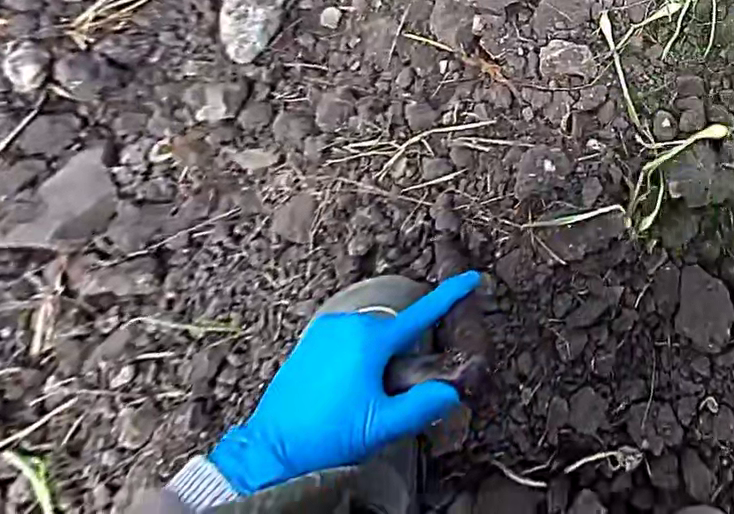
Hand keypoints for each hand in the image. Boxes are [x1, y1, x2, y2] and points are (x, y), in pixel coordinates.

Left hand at [208, 271, 479, 493]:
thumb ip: (421, 406)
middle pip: (395, 329)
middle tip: (392, 384)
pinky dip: (357, 353)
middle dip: (401, 351)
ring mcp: (327, 332)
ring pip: (372, 333)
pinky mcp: (310, 342)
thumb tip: (452, 393)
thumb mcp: (378, 426)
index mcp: (371, 340)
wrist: (262, 457)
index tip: (471, 278)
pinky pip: (349, 337)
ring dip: (378, 353)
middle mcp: (350, 326)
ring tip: (364, 390)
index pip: (423, 312)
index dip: (452, 294)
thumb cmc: (321, 439)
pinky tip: (347, 384)